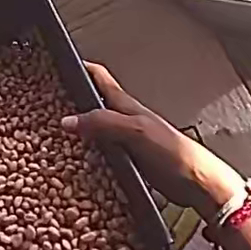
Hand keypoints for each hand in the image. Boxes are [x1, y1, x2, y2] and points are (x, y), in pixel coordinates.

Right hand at [61, 62, 244, 220]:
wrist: (199, 185)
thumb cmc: (176, 155)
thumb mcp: (136, 132)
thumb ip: (103, 123)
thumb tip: (69, 120)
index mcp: (129, 108)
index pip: (101, 79)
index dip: (83, 69)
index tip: (62, 64)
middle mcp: (127, 122)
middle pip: (96, 106)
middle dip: (75, 102)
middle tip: (51, 102)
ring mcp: (129, 144)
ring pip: (98, 131)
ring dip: (80, 131)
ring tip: (57, 134)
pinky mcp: (131, 165)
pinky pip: (103, 155)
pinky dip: (89, 156)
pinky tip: (80, 165)